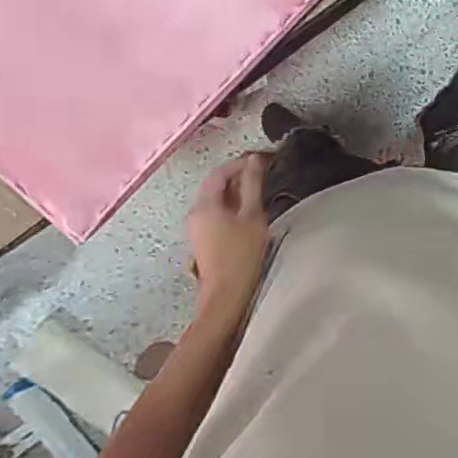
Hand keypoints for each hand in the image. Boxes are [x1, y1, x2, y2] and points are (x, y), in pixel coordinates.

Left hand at [185, 153, 270, 311]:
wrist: (225, 296)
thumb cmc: (241, 256)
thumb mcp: (252, 217)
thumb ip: (253, 185)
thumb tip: (253, 161)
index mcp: (205, 204)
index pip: (219, 172)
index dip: (239, 164)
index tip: (259, 162)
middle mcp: (195, 212)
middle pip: (215, 185)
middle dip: (237, 177)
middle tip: (261, 177)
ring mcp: (197, 227)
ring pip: (215, 200)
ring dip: (235, 193)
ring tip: (258, 195)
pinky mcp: (202, 239)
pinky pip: (215, 213)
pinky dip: (230, 207)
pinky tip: (247, 215)